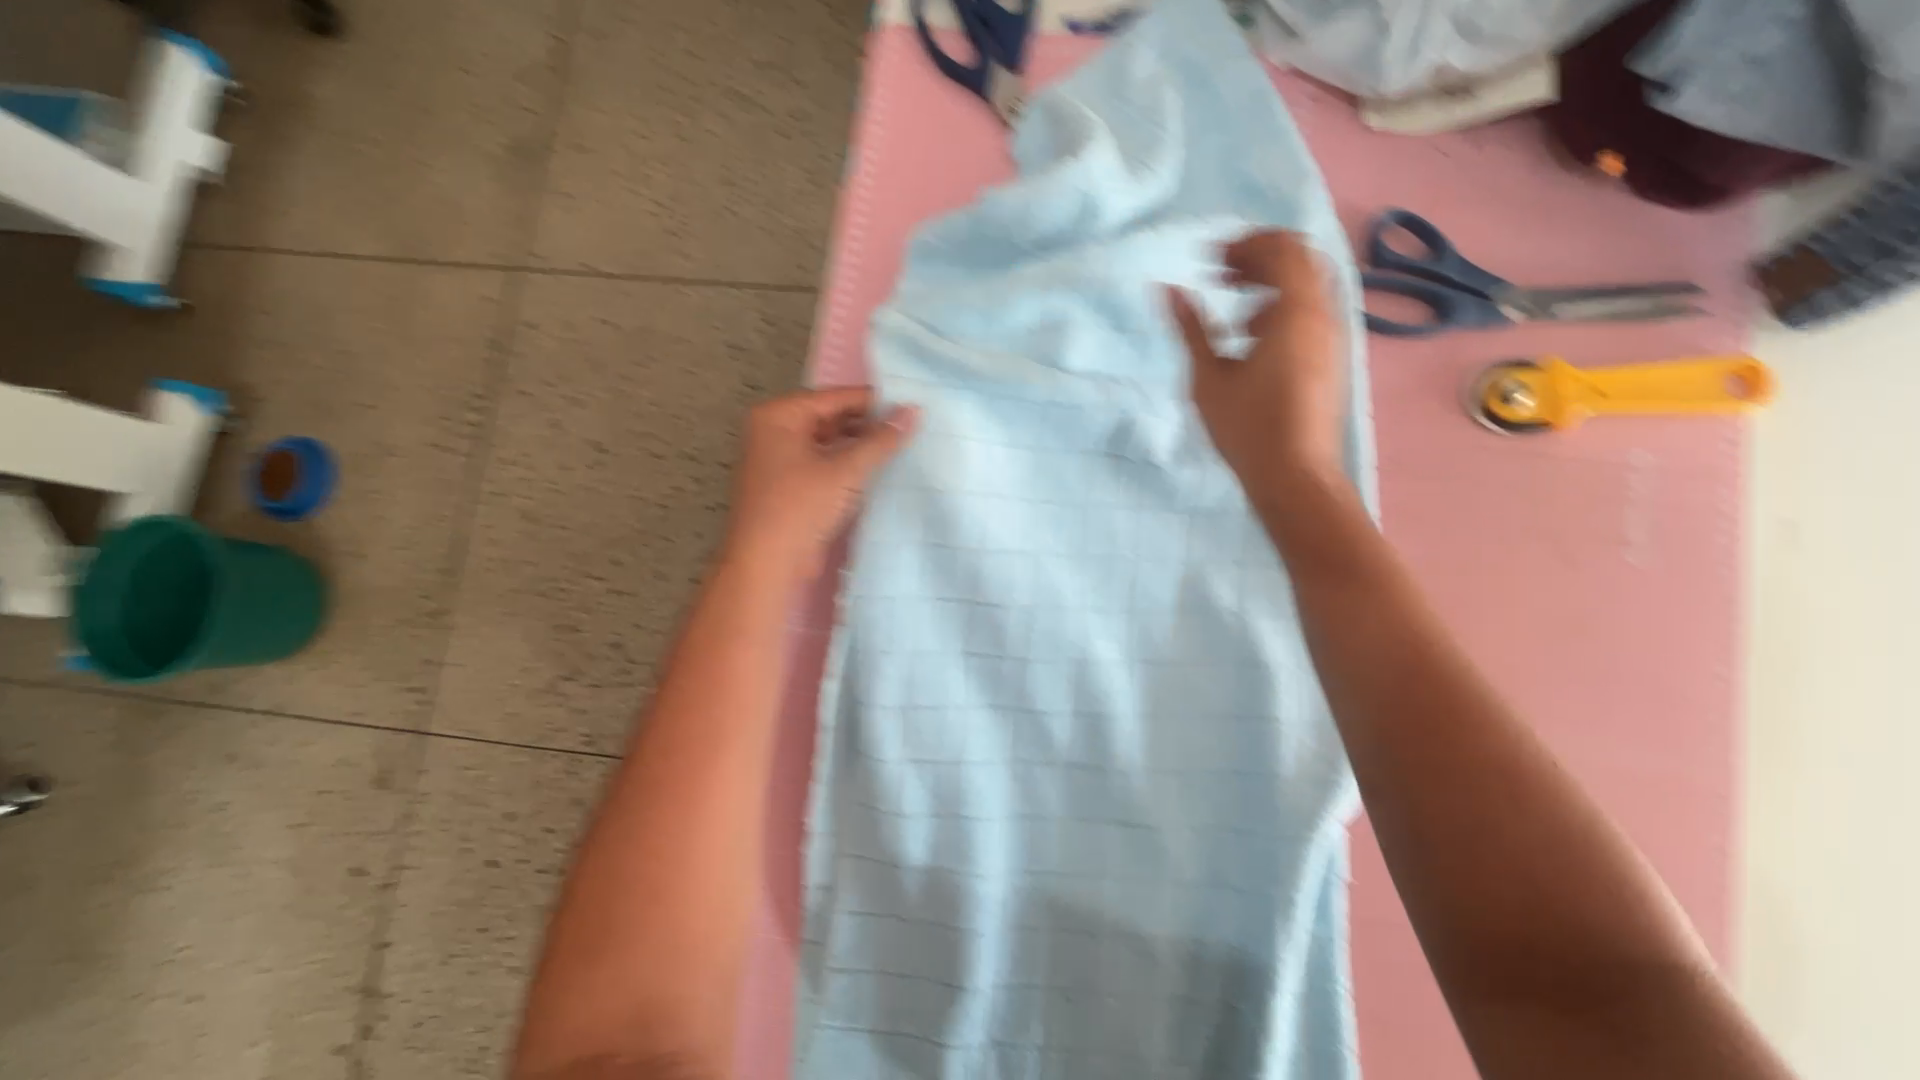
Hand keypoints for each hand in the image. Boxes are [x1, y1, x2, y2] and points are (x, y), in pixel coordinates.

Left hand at [721, 387, 918, 581]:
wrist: (766, 565)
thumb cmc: (800, 509)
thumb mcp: (845, 471)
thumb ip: (881, 439)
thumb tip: (914, 410)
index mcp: (777, 416)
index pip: (835, 397)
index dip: (874, 401)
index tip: (911, 405)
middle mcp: (773, 431)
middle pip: (831, 418)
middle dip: (868, 425)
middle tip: (911, 429)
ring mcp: (778, 460)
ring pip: (828, 443)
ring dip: (860, 448)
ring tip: (902, 449)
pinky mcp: (788, 486)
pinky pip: (823, 465)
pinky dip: (847, 467)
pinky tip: (878, 472)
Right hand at [1166, 230, 1345, 492]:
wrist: (1296, 477)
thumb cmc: (1248, 428)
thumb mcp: (1208, 377)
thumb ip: (1191, 328)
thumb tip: (1168, 289)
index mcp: (1296, 311)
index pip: (1283, 248)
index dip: (1246, 244)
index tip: (1211, 261)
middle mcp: (1324, 315)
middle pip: (1301, 260)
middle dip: (1260, 259)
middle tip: (1222, 275)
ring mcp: (1333, 338)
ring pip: (1309, 287)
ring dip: (1272, 285)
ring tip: (1235, 313)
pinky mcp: (1332, 359)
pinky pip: (1312, 312)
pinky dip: (1284, 309)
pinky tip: (1253, 341)